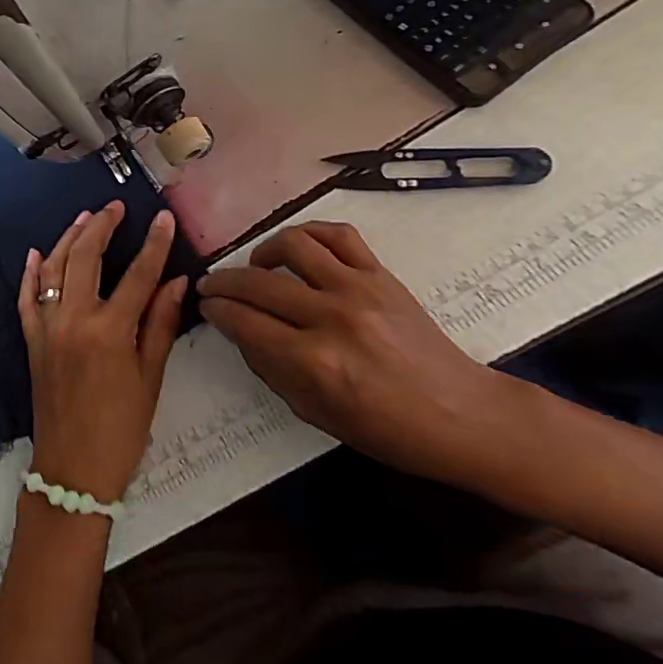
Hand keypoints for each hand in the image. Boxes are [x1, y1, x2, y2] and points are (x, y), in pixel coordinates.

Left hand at [19, 201, 188, 502]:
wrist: (73, 470)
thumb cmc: (121, 428)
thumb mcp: (151, 377)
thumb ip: (161, 324)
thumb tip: (178, 281)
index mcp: (110, 331)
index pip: (138, 274)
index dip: (154, 244)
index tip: (163, 218)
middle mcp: (74, 322)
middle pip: (86, 258)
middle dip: (102, 227)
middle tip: (116, 208)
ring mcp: (47, 330)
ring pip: (54, 271)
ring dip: (69, 240)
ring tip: (85, 218)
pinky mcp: (32, 343)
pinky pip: (27, 299)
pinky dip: (31, 274)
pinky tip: (39, 253)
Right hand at [198, 222, 530, 481]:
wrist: (458, 413)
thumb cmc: (386, 429)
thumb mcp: (316, 414)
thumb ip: (273, 370)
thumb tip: (242, 332)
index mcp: (313, 362)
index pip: (245, 322)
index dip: (216, 310)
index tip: (205, 305)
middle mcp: (332, 317)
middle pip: (259, 284)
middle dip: (224, 282)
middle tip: (211, 286)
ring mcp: (360, 288)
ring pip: (294, 245)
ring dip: (263, 251)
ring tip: (256, 266)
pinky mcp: (382, 274)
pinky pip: (339, 235)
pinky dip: (310, 233)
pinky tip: (299, 247)